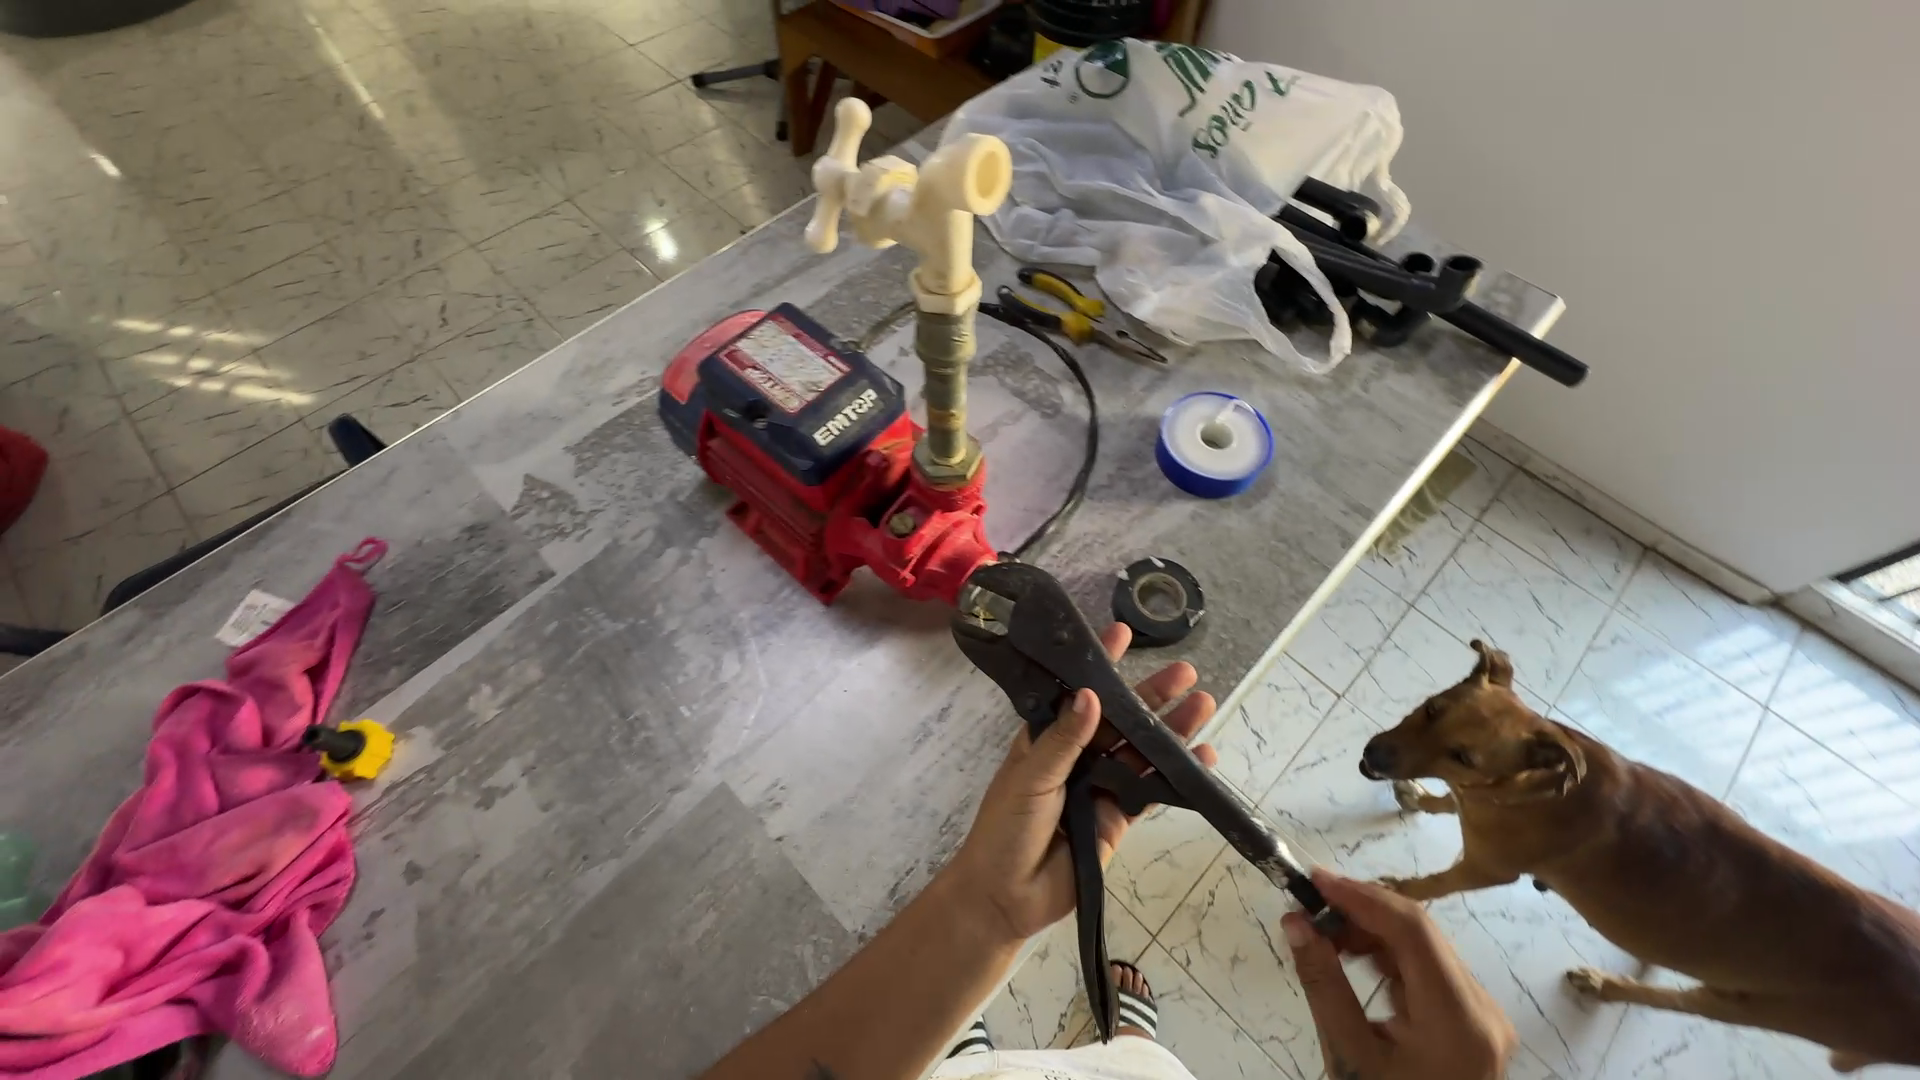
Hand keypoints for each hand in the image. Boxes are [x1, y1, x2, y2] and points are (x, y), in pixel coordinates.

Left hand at [945, 623, 1217, 944]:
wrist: (1007, 895)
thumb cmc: (1008, 826)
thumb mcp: (1031, 776)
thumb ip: (1065, 740)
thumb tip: (1092, 695)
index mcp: (1047, 736)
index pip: (1078, 692)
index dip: (1101, 665)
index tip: (1124, 633)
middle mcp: (1078, 755)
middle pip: (1121, 719)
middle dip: (1152, 696)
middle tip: (1187, 672)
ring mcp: (1101, 786)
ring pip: (1142, 751)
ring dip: (1172, 730)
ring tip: (1204, 704)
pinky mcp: (1119, 818)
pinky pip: (1151, 790)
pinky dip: (1176, 775)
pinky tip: (1203, 758)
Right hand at [1282, 871, 1514, 1079]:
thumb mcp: (1348, 1054)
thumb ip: (1322, 982)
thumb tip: (1294, 920)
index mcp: (1458, 1021)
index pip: (1413, 931)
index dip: (1361, 897)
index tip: (1314, 880)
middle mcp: (1482, 1008)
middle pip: (1419, 932)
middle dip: (1359, 909)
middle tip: (1308, 905)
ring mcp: (1481, 1013)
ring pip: (1420, 944)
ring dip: (1368, 929)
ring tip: (1321, 934)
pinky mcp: (1471, 1018)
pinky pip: (1423, 965)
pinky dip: (1383, 952)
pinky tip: (1348, 956)